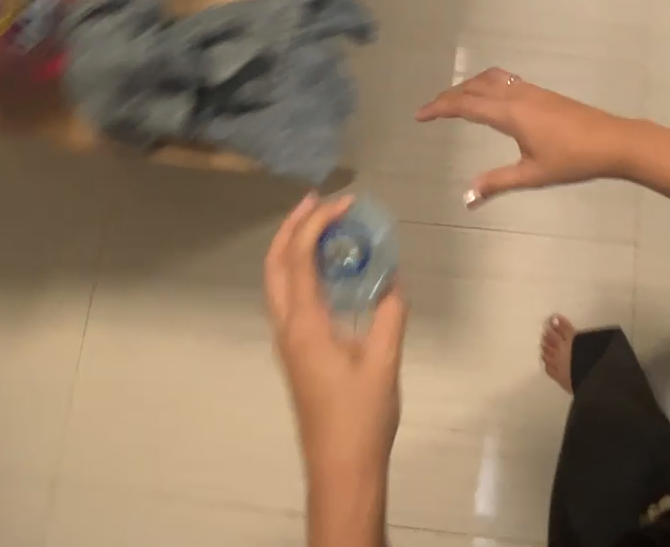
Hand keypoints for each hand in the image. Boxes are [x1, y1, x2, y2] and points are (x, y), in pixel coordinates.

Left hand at [264, 193, 408, 483]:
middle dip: (291, 227)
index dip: (317, 224)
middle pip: (275, 265)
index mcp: (304, 325)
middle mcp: (288, 328)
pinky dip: (303, 270)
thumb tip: (394, 277)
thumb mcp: (384, 361)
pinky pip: (291, 297)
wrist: (342, 469)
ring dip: (294, 247)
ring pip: (279, 281)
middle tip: (317, 201)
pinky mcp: (298, 353)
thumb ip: (390, 314)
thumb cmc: (361, 416)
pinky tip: (331, 271)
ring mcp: (289, 342)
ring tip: (323, 225)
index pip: (300, 259)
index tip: (344, 203)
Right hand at [414, 67, 639, 205]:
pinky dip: (485, 84)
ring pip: (490, 79)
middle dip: (449, 96)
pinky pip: (504, 80)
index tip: (419, 116)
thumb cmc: (573, 160)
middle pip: (474, 87)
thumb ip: (497, 182)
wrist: (612, 141)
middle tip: (430, 110)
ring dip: (468, 86)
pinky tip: (488, 98)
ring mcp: (530, 91)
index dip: (439, 108)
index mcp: (510, 113)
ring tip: (454, 101)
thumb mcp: (532, 174)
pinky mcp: (541, 93)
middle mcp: (516, 95)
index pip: (466, 105)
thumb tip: (466, 197)